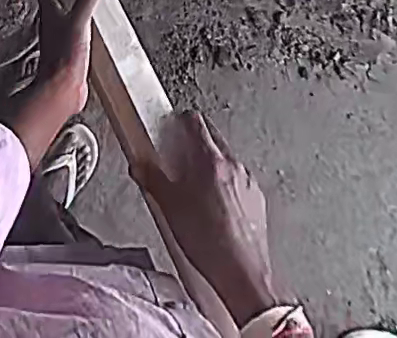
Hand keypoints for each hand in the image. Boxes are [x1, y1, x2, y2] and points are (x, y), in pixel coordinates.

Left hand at [10, 0, 106, 168]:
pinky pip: (74, 34)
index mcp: (50, 12)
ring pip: (61, 17)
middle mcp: (52, 24)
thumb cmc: (64, 57)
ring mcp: (60, 39)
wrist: (62, 91)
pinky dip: (80, 27)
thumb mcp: (79, 21)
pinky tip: (87, 30)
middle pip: (51, 1)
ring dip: (67, 8)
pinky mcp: (70, 53)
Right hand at [134, 111, 282, 326]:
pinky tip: (213, 206)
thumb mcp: (170, 208)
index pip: (196, 121)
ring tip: (194, 186)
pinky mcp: (257, 200)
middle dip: (194, 141)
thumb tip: (139, 166)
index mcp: (210, 160)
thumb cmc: (210, 245)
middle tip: (178, 156)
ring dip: (210, 163)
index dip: (181, 120)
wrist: (244, 277)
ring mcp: (247, 182)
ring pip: (225, 158)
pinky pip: (238, 179)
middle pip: (212, 136)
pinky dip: (225, 183)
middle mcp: (233, 165)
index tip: (172, 127)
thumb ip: (151, 179)